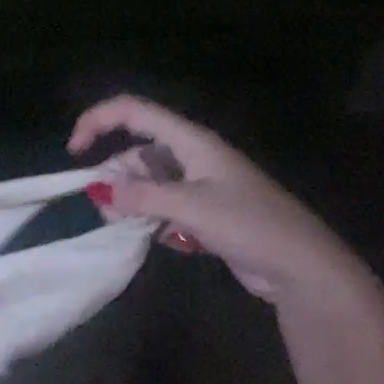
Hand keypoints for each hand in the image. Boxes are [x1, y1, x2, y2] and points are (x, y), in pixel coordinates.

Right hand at [69, 95, 365, 302]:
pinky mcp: (209, 214)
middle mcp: (194, 156)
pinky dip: (153, 218)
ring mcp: (203, 186)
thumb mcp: (190, 208)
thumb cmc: (251, 226)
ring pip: (150, 181)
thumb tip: (97, 189)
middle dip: (115, 175)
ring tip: (125, 227)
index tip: (75, 151)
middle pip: (138, 150)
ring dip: (132, 200)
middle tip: (105, 209)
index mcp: (191, 141)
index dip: (98, 121)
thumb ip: (140, 196)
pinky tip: (159, 239)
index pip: (133, 111)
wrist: (308, 271)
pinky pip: (166, 206)